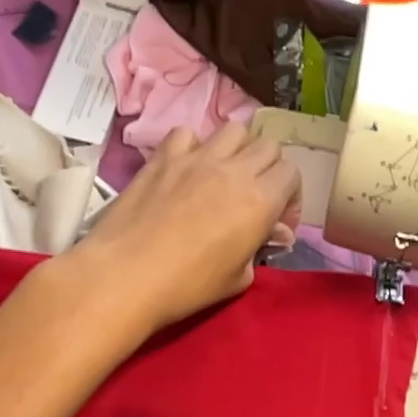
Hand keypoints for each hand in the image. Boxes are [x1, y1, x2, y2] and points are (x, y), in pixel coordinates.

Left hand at [59, 122, 300, 335]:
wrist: (125, 276)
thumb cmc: (188, 286)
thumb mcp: (238, 278)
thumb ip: (260, 247)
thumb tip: (271, 233)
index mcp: (261, 200)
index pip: (292, 174)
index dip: (290, 197)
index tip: (277, 222)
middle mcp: (234, 170)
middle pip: (268, 146)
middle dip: (269, 169)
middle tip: (255, 196)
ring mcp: (196, 158)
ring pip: (234, 130)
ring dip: (237, 150)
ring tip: (225, 175)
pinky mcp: (162, 157)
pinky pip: (187, 133)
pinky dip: (193, 146)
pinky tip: (187, 168)